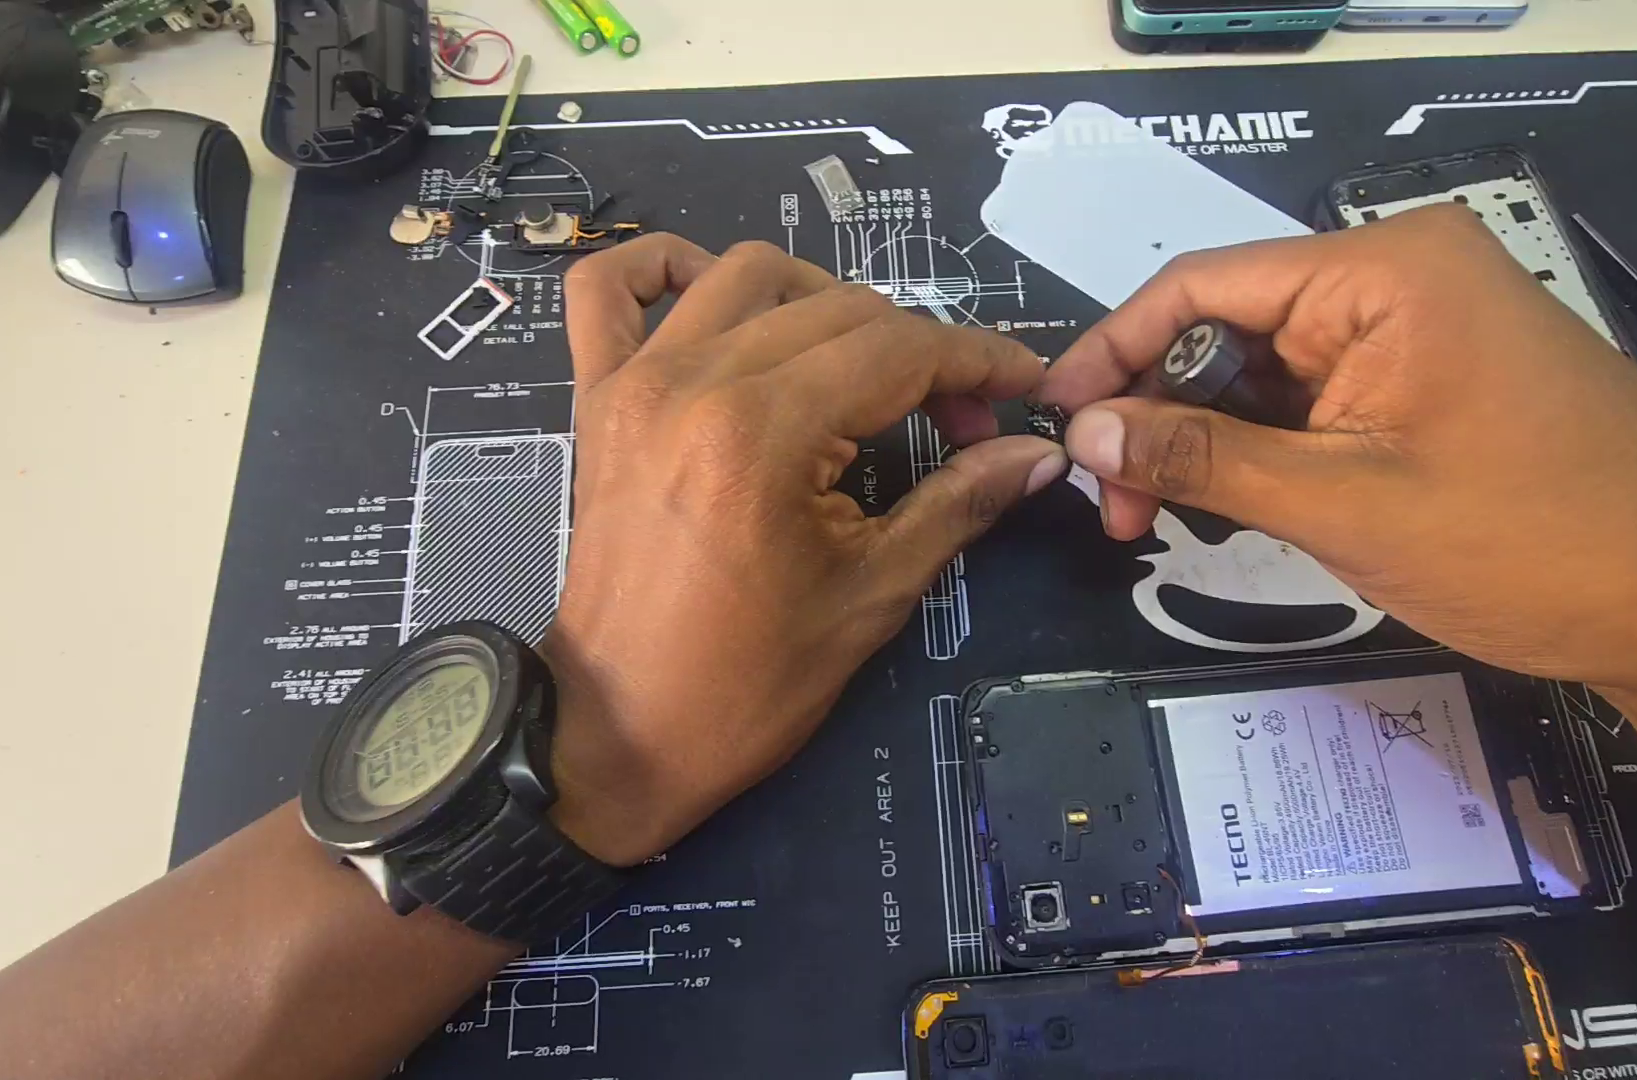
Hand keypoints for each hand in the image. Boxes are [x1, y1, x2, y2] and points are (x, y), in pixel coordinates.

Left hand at [541, 235, 1065, 864]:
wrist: (623, 730)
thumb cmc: (750, 682)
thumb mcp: (872, 595)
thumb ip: (958, 503)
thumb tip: (1038, 455)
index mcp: (766, 433)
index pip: (900, 353)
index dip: (978, 361)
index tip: (1022, 383)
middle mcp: (695, 381)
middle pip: (840, 310)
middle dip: (923, 352)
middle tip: (959, 421)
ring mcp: (635, 381)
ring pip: (748, 275)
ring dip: (828, 303)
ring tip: (862, 370)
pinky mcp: (597, 399)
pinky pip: (610, 288)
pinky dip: (667, 268)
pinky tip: (717, 300)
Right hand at [1039, 204, 1636, 699]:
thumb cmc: (1528, 543)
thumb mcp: (1336, 499)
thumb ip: (1197, 458)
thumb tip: (1083, 432)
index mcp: (1380, 274)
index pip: (1200, 286)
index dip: (1111, 349)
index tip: (1055, 415)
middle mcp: (1381, 289)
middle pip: (1214, 337)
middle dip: (1149, 419)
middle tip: (1111, 502)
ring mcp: (1390, 343)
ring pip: (1241, 383)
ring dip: (1186, 449)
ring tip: (1148, 518)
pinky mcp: (1394, 394)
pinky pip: (1283, 413)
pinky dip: (1235, 460)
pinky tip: (1208, 506)